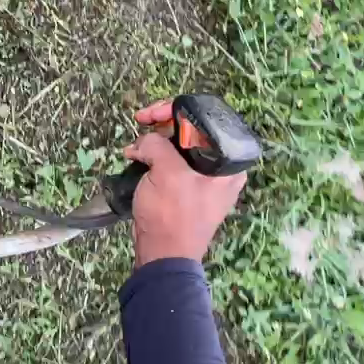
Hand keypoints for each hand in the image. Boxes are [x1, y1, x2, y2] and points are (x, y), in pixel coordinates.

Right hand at [123, 99, 246, 266]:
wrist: (163, 253)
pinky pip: (169, 160)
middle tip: (140, 121)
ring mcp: (202, 177)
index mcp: (229, 162)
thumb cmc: (173, 213)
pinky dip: (152, 154)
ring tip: (134, 148)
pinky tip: (135, 157)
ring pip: (176, 144)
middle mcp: (220, 167)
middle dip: (161, 124)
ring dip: (153, 140)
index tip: (150, 115)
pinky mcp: (184, 186)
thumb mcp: (167, 172)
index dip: (175, 110)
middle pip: (190, 129)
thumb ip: (157, 145)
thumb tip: (144, 143)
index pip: (205, 120)